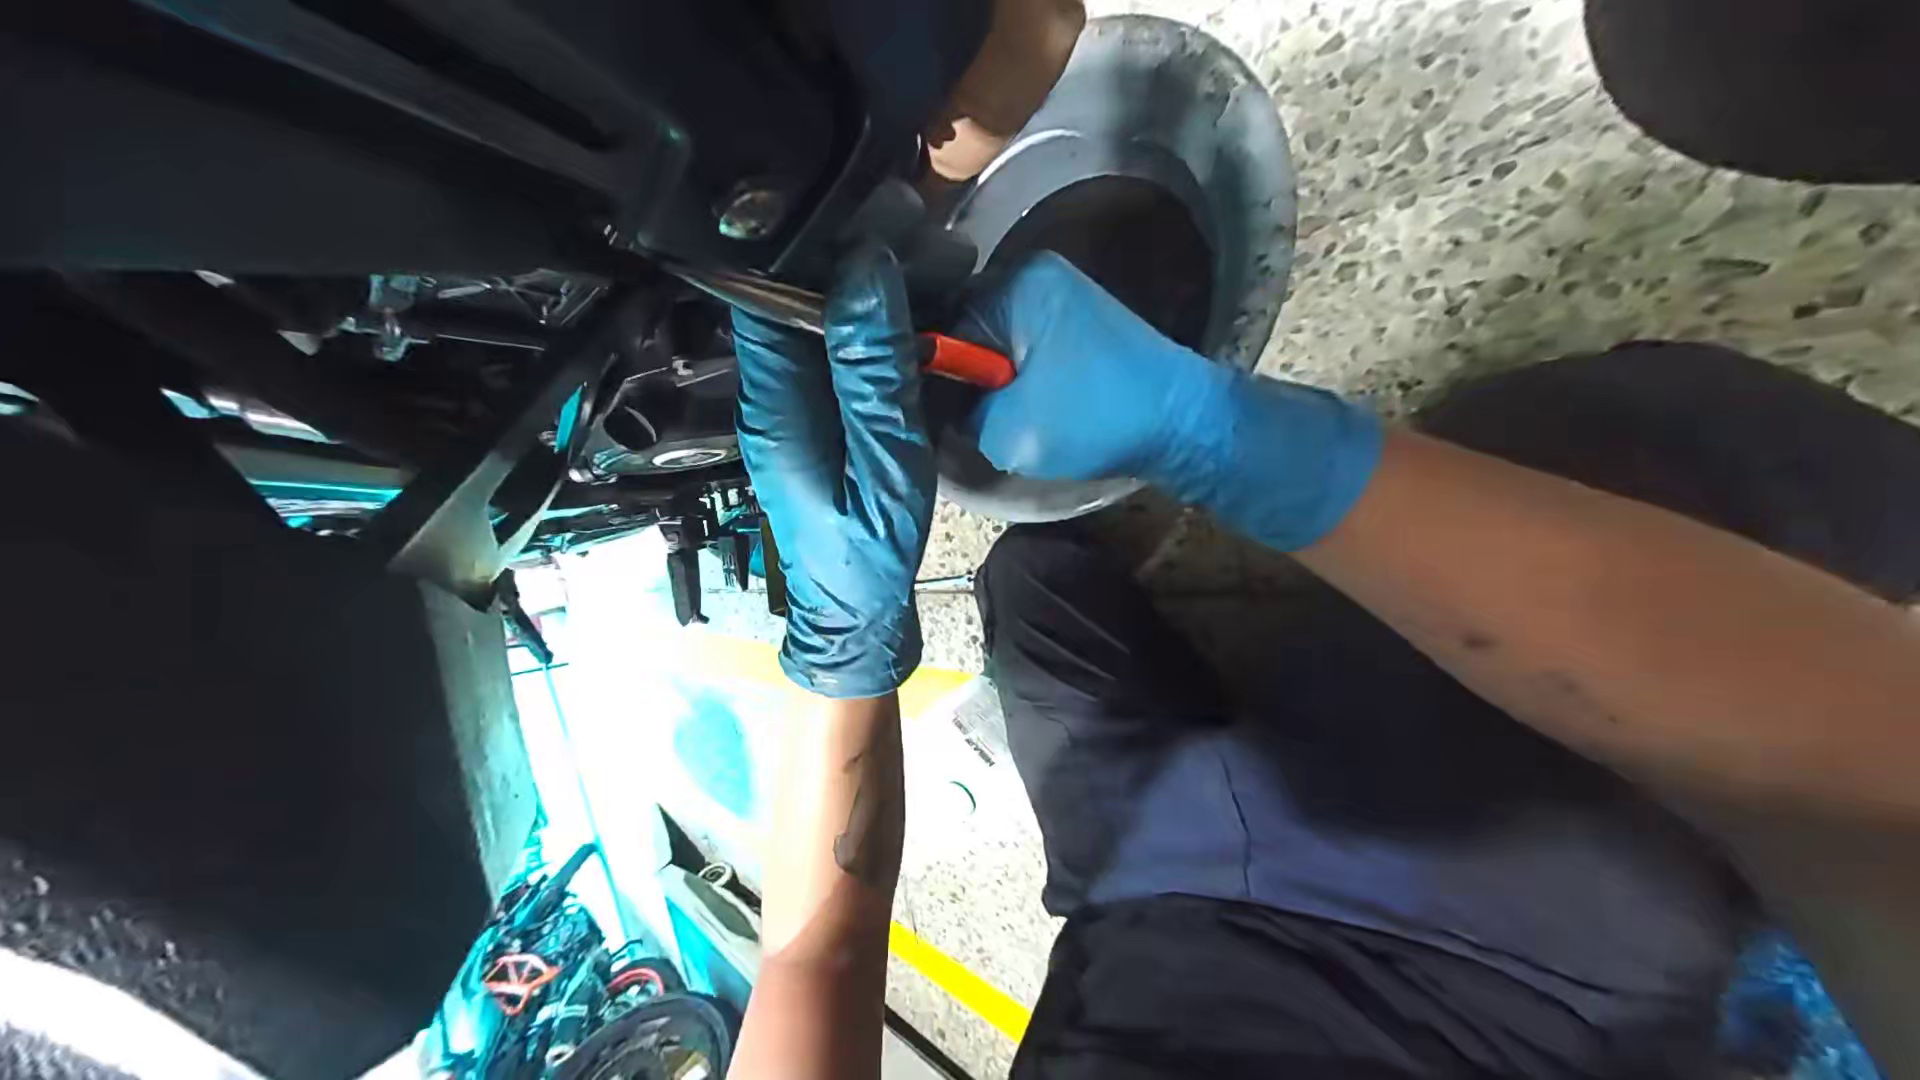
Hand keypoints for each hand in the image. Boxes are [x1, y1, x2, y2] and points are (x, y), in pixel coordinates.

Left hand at [734, 244, 935, 696]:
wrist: (858, 613)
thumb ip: (873, 373)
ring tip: (936, 259)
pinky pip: (842, 364)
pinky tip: (924, 318)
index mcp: (775, 408)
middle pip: (797, 306)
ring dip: (875, 293)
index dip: (808, 244)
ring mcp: (795, 415)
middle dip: (853, 260)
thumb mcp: (885, 464)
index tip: (865, 207)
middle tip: (917, 224)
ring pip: (825, 331)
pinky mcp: (819, 428)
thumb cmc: (872, 553)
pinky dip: (881, 334)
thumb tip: (865, 274)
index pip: (763, 298)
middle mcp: (773, 401)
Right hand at [958, 251, 1382, 550]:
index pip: (939, 327)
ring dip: (989, 385)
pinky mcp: (1072, 327)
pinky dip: (1013, 381)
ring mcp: (1056, 300)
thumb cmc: (1096, 420)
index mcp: (1014, 286)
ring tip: (997, 417)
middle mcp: (1032, 278)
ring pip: (992, 347)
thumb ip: (959, 415)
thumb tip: (945, 409)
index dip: (930, 374)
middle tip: (964, 418)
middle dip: (962, 378)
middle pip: (963, 332)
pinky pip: (1020, 352)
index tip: (927, 409)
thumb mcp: (1006, 431)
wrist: (1183, 424)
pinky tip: (1019, 408)